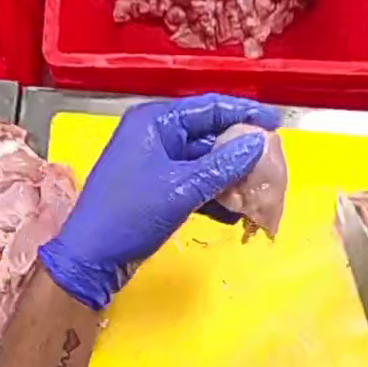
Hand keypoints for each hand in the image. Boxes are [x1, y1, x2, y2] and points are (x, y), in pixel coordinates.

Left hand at [38, 93, 280, 310]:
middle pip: (208, 136)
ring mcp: (154, 166)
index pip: (209, 107)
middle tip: (270, 167)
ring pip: (202, 165)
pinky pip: (192, 187)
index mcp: (155, 121)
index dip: (245, 114)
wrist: (91, 259)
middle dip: (239, 154)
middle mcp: (154, 137)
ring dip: (229, 180)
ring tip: (256, 194)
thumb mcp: (179, 189)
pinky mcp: (155, 194)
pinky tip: (233, 214)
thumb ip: (221, 167)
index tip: (276, 124)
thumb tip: (256, 145)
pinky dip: (212, 199)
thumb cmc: (128, 216)